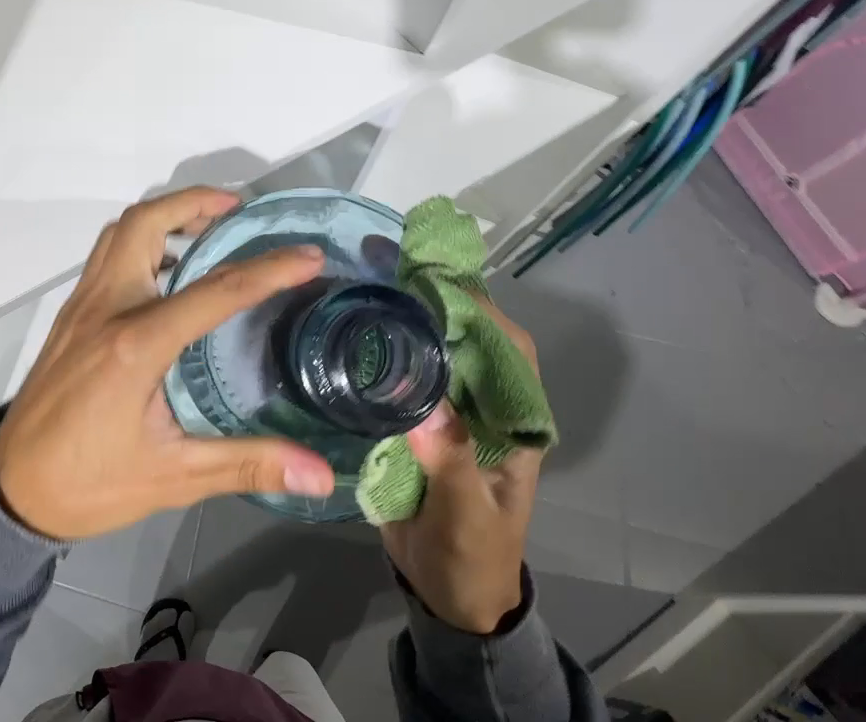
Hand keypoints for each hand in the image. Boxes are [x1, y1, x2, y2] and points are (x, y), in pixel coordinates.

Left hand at [0, 187, 337, 540]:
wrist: (13, 489)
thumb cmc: (91, 483)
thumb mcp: (172, 477)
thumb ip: (247, 464)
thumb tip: (322, 476)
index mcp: (135, 343)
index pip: (214, 291)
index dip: (267, 269)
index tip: (307, 255)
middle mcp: (105, 308)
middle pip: (144, 224)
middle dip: (194, 203)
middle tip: (240, 210)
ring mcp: (81, 306)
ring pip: (119, 232)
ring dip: (163, 216)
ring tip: (209, 229)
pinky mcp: (70, 315)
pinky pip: (105, 254)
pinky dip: (139, 240)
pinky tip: (169, 271)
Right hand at [379, 298, 542, 633]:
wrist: (448, 594)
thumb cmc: (473, 557)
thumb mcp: (467, 517)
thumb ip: (451, 464)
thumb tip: (424, 409)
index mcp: (514, 425)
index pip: (512, 354)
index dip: (484, 314)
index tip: (439, 286)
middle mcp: (484, 409)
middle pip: (469, 343)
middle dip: (438, 304)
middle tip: (392, 270)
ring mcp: (448, 416)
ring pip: (434, 356)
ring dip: (407, 323)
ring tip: (367, 289)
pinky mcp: (415, 426)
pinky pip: (401, 381)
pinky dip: (382, 356)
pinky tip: (351, 335)